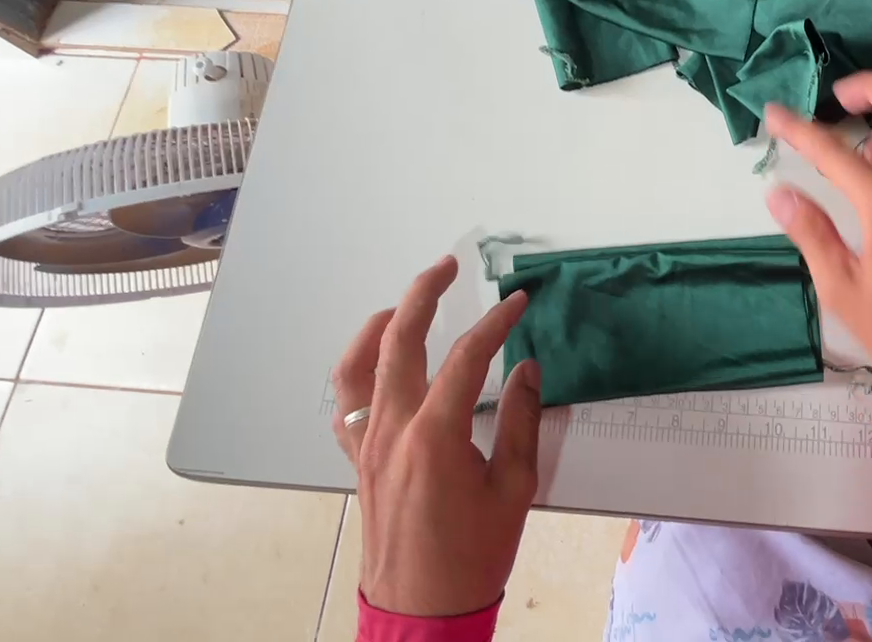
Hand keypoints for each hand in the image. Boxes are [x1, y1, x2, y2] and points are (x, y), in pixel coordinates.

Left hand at [331, 255, 540, 616]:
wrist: (421, 614)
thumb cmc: (473, 554)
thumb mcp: (513, 487)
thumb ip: (520, 420)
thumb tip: (526, 368)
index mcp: (435, 436)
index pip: (466, 357)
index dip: (495, 323)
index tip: (518, 301)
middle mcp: (392, 430)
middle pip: (399, 341)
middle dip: (423, 295)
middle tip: (447, 265)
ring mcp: (367, 444)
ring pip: (358, 366)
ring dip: (380, 325)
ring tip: (404, 303)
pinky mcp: (357, 461)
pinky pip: (345, 405)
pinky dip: (357, 370)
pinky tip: (377, 360)